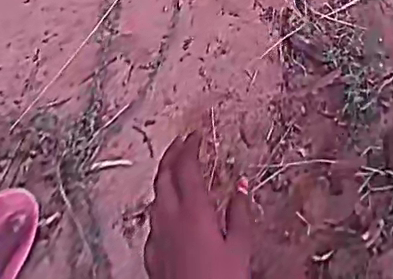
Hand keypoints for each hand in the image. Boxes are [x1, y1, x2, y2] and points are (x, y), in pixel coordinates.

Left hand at [145, 132, 255, 278]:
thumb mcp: (240, 249)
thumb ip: (239, 213)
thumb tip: (241, 186)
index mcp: (193, 209)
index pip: (186, 165)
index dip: (189, 146)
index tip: (195, 135)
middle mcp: (170, 217)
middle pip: (164, 174)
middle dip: (172, 154)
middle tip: (182, 143)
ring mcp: (157, 236)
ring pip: (156, 196)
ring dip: (165, 177)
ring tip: (175, 171)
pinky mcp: (151, 256)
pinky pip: (153, 220)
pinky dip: (161, 205)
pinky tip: (169, 212)